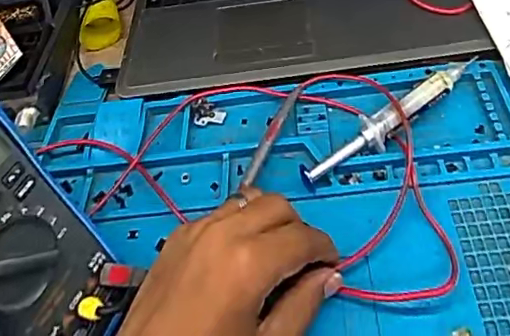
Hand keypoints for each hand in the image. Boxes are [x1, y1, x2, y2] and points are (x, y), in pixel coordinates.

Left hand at [119, 188, 340, 335]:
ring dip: (267, 220)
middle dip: (297, 229)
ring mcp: (197, 229)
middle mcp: (223, 232)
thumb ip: (301, 308)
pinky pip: (220, 213)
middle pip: (277, 205)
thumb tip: (328, 278)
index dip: (324, 249)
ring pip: (248, 201)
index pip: (303, 237)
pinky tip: (239, 257)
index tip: (331, 264)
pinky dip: (239, 223)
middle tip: (305, 262)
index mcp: (248, 261)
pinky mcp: (178, 235)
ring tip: (273, 256)